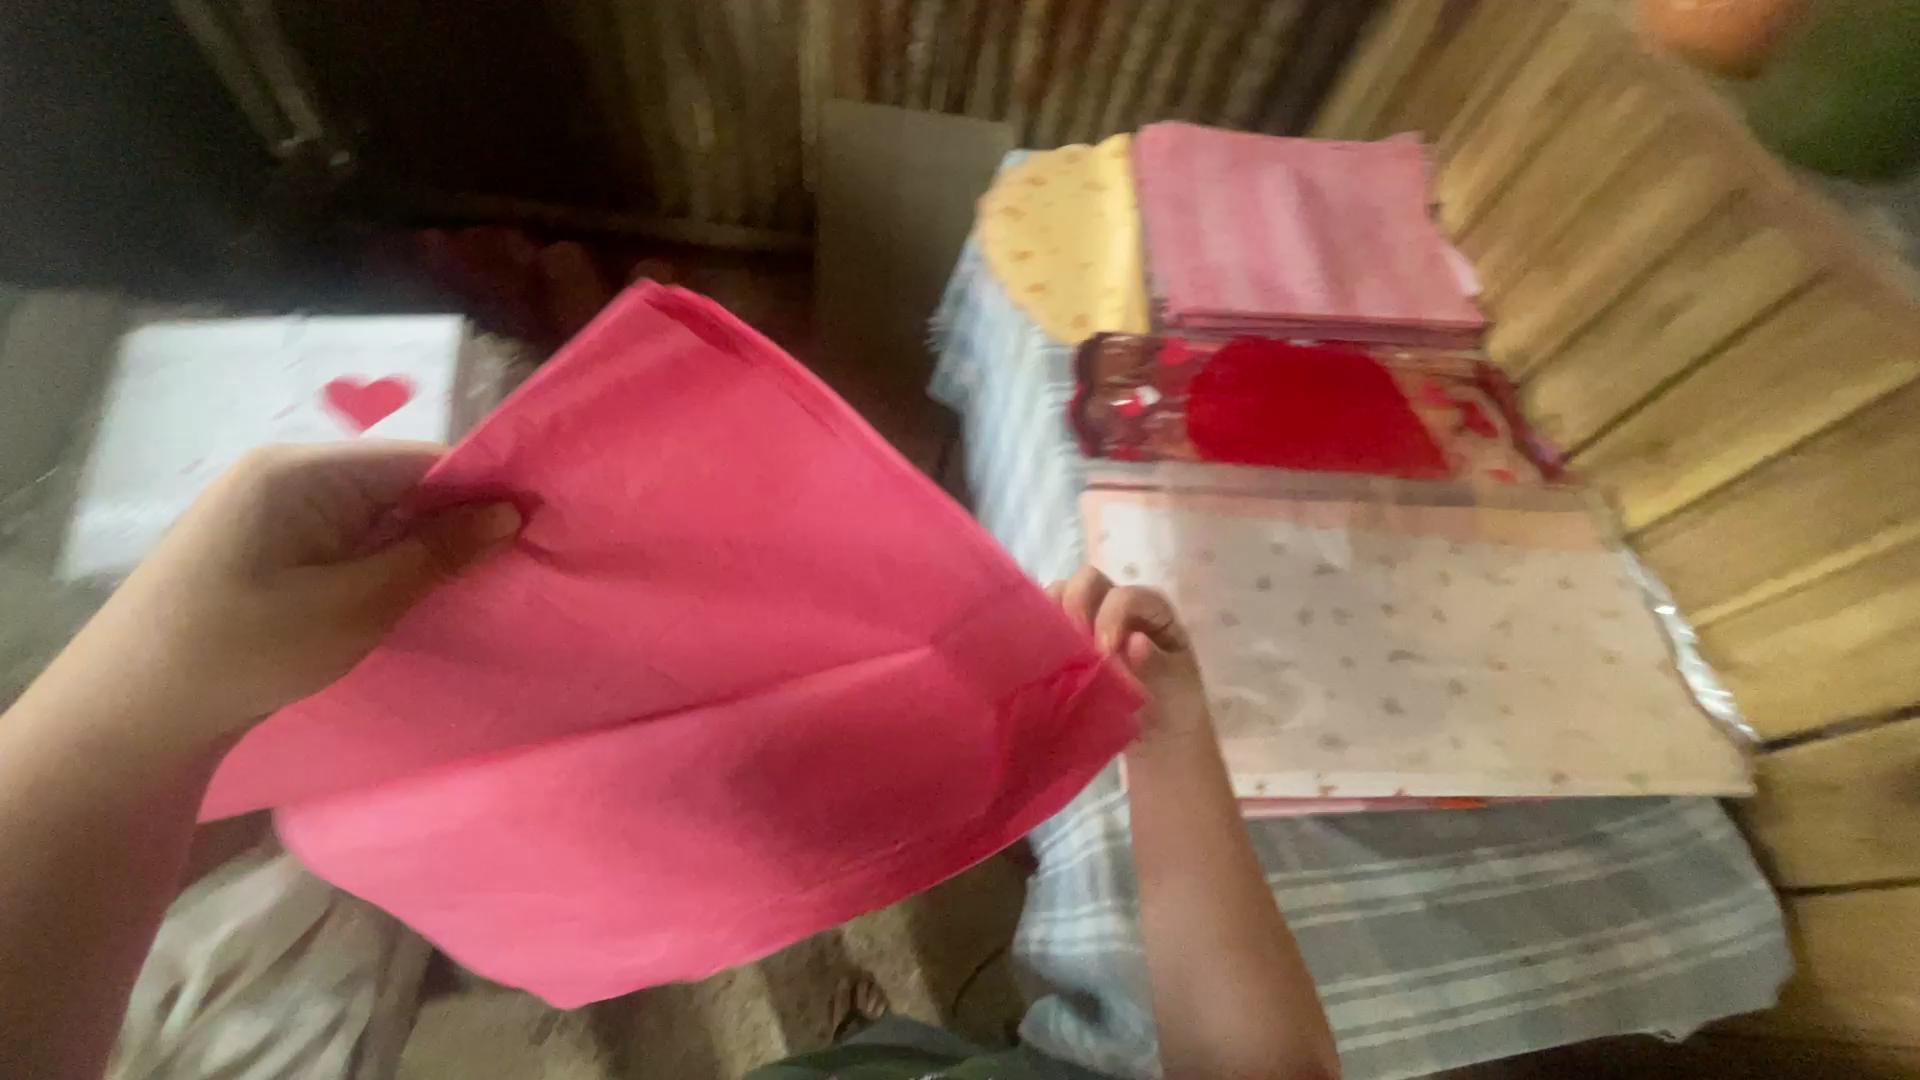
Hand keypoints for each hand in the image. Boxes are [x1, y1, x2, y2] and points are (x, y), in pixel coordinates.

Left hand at [47, 442, 518, 754]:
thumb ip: (440, 551)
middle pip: (406, 483)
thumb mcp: (360, 601)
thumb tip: (513, 512)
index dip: (484, 490)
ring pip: (385, 513)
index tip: (537, 523)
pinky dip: (397, 558)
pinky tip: (424, 585)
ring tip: (481, 574)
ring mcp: (278, 509)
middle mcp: (290, 475)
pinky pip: (359, 535)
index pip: (423, 461)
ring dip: (430, 543)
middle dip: (461, 518)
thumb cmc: (247, 649)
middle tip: (518, 555)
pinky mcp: (276, 543)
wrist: (129, 716)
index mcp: (302, 472)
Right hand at [1050, 566, 1211, 747]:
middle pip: (1088, 581)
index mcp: (1151, 610)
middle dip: (1076, 607)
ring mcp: (1088, 618)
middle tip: (1071, 647)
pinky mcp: (1065, 637)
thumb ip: (1155, 665)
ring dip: (1052, 615)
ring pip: (1060, 594)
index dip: (1111, 617)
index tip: (1104, 655)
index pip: (1126, 596)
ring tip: (1051, 649)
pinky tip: (1038, 654)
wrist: (1156, 742)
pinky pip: (1045, 620)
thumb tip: (1135, 642)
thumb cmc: (1171, 708)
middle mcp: (1117, 605)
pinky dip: (1039, 630)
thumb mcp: (1173, 689)